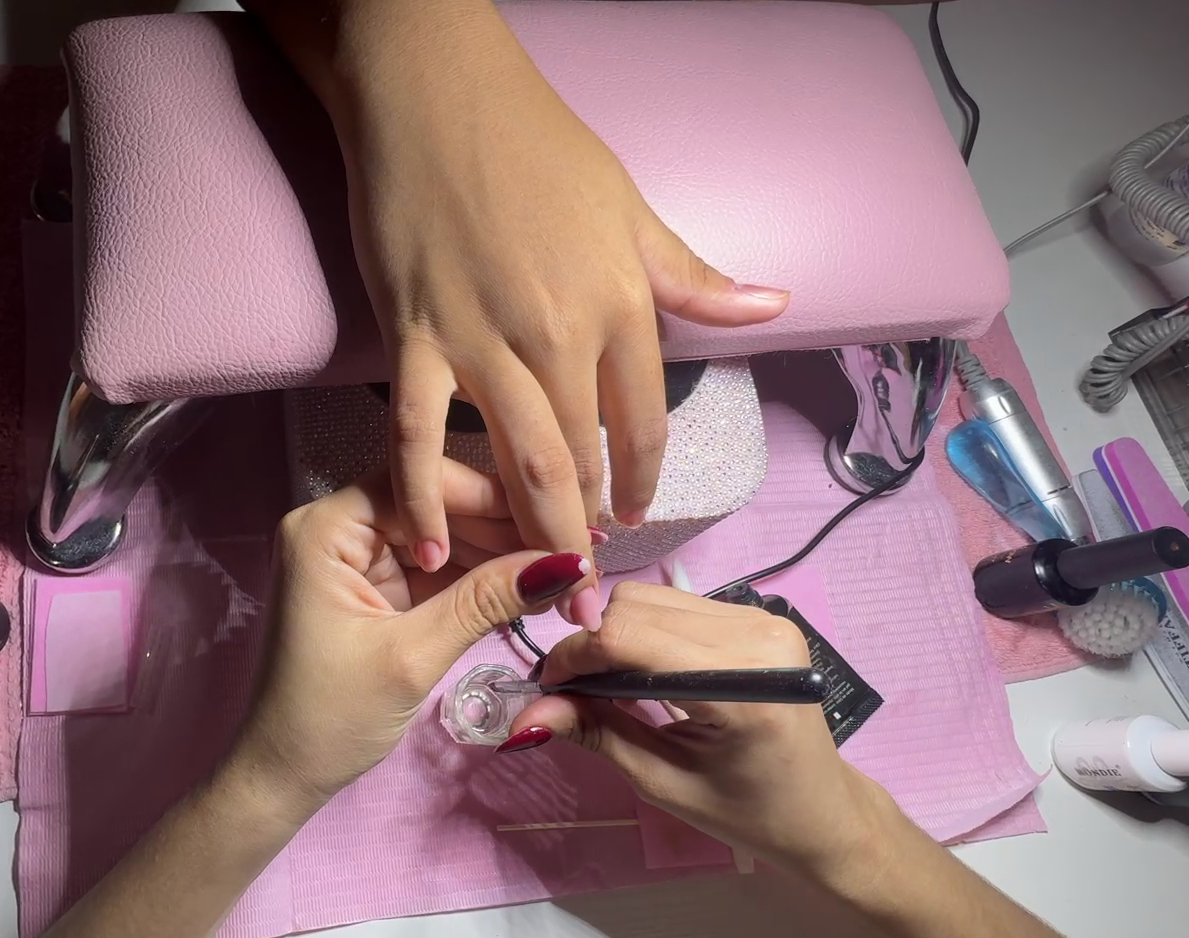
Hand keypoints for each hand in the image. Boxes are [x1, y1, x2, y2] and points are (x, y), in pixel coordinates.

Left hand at [223, 461, 590, 814]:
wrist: (285, 773)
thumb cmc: (331, 717)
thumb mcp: (413, 655)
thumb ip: (486, 601)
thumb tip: (568, 562)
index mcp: (325, 528)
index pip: (419, 484)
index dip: (491, 498)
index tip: (558, 519)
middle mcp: (337, 527)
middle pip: (433, 506)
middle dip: (501, 530)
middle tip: (575, 549)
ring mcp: (355, 556)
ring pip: (440, 535)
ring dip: (496, 555)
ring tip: (562, 570)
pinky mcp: (372, 585)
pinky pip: (433, 567)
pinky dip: (476, 579)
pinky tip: (525, 586)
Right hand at [320, 0, 788, 622]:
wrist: (435, 96)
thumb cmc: (534, 146)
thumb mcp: (629, 206)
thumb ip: (692, 278)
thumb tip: (774, 307)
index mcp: (618, 301)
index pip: (645, 418)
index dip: (646, 479)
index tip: (636, 520)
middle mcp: (559, 334)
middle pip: (584, 460)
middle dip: (590, 534)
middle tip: (591, 590)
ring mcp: (482, 343)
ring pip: (517, 460)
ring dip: (533, 530)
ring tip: (540, 579)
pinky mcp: (414, 343)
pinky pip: (417, 436)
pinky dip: (422, 497)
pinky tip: (430, 552)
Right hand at [506, 583, 896, 884]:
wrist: (826, 812)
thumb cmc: (747, 811)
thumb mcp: (661, 783)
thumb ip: (594, 733)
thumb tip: (523, 714)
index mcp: (741, 688)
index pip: (627, 638)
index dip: (574, 656)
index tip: (548, 687)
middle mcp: (756, 635)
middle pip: (632, 605)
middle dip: (592, 644)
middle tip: (580, 691)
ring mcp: (762, 618)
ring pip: (648, 597)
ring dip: (616, 634)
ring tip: (615, 684)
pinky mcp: (758, 615)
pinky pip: (673, 603)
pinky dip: (643, 631)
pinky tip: (649, 671)